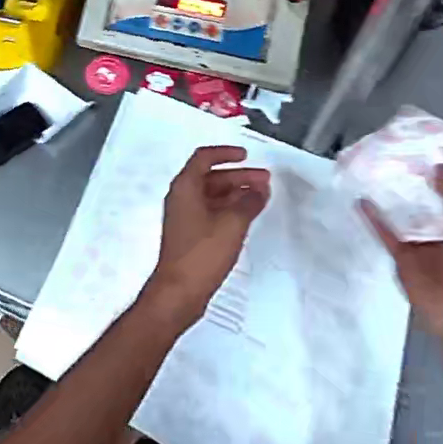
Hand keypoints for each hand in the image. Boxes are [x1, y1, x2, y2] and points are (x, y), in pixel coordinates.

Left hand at [141, 146, 270, 328]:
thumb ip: (248, 201)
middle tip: (263, 179)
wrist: (179, 290)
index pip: (204, 157)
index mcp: (185, 187)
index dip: (225, 153)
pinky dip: (229, 208)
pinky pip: (211, 211)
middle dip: (238, 175)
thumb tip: (259, 189)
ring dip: (236, 192)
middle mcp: (181, 197)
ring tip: (261, 196)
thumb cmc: (200, 255)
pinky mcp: (190, 233)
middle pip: (211, 176)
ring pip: (212, 194)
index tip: (245, 155)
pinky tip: (247, 215)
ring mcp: (184, 216)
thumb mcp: (232, 223)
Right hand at [359, 166, 442, 351]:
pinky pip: (385, 232)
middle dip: (412, 179)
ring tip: (374, 169)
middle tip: (393, 150)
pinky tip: (361, 199)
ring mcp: (420, 243)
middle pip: (424, 199)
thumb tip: (439, 165)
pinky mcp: (401, 256)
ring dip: (391, 195)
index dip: (441, 171)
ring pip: (403, 213)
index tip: (425, 146)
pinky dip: (373, 217)